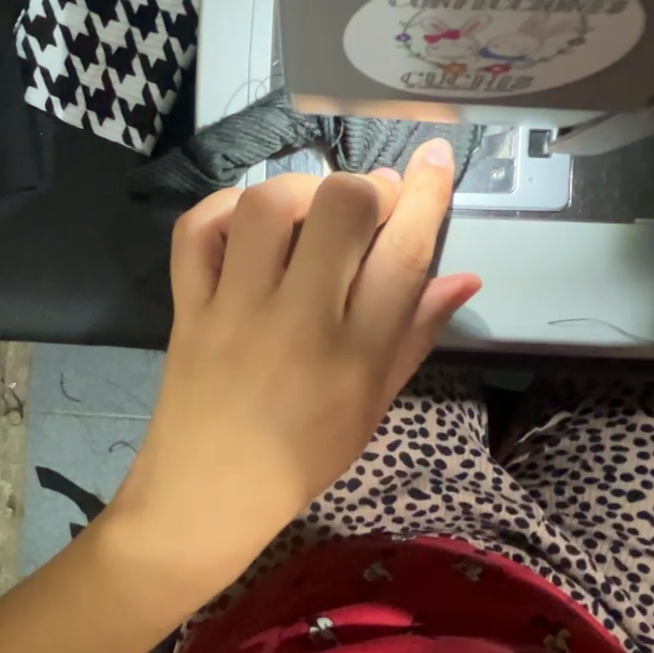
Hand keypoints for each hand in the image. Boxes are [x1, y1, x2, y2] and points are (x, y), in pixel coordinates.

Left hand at [110, 140, 481, 578]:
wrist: (207, 494)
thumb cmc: (302, 458)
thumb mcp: (372, 406)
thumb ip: (416, 336)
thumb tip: (464, 276)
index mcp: (355, 355)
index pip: (403, 255)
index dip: (427, 196)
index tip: (435, 158)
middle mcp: (298, 321)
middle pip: (341, 211)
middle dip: (367, 188)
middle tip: (370, 204)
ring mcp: (235, 310)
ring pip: (268, 207)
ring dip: (299, 188)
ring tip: (311, 208)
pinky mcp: (189, 308)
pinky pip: (197, 232)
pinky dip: (224, 208)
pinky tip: (248, 220)